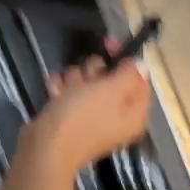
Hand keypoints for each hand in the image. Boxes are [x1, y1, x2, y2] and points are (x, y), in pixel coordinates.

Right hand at [24, 45, 151, 173]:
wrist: (48, 146)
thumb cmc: (83, 116)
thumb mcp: (110, 90)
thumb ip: (129, 75)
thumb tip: (142, 64)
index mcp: (134, 113)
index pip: (140, 78)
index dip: (126, 58)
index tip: (108, 42)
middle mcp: (117, 115)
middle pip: (111, 78)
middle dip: (93, 70)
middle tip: (85, 77)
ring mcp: (94, 116)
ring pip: (87, 81)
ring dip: (74, 78)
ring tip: (66, 89)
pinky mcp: (73, 116)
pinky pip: (71, 91)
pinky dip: (62, 88)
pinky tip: (55, 93)